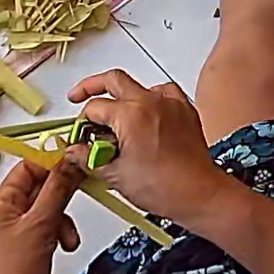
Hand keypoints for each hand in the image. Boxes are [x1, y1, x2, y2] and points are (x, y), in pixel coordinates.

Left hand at [0, 158, 83, 273]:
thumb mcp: (41, 226)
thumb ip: (57, 189)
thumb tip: (71, 158)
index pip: (26, 167)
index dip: (52, 162)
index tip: (77, 163)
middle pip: (35, 188)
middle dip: (60, 196)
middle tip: (81, 195)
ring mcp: (7, 238)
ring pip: (41, 212)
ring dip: (61, 219)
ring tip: (69, 240)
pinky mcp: (16, 257)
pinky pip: (40, 232)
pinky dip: (55, 235)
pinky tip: (63, 247)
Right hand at [66, 70, 239, 227]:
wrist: (200, 194)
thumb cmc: (163, 188)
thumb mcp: (117, 176)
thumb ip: (90, 159)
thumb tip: (73, 151)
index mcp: (129, 115)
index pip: (94, 107)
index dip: (82, 122)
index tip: (79, 136)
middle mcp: (149, 101)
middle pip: (113, 79)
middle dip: (91, 86)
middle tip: (78, 96)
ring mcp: (168, 101)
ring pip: (139, 85)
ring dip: (123, 96)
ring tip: (117, 116)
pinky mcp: (183, 107)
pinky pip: (163, 91)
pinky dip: (152, 98)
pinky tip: (147, 113)